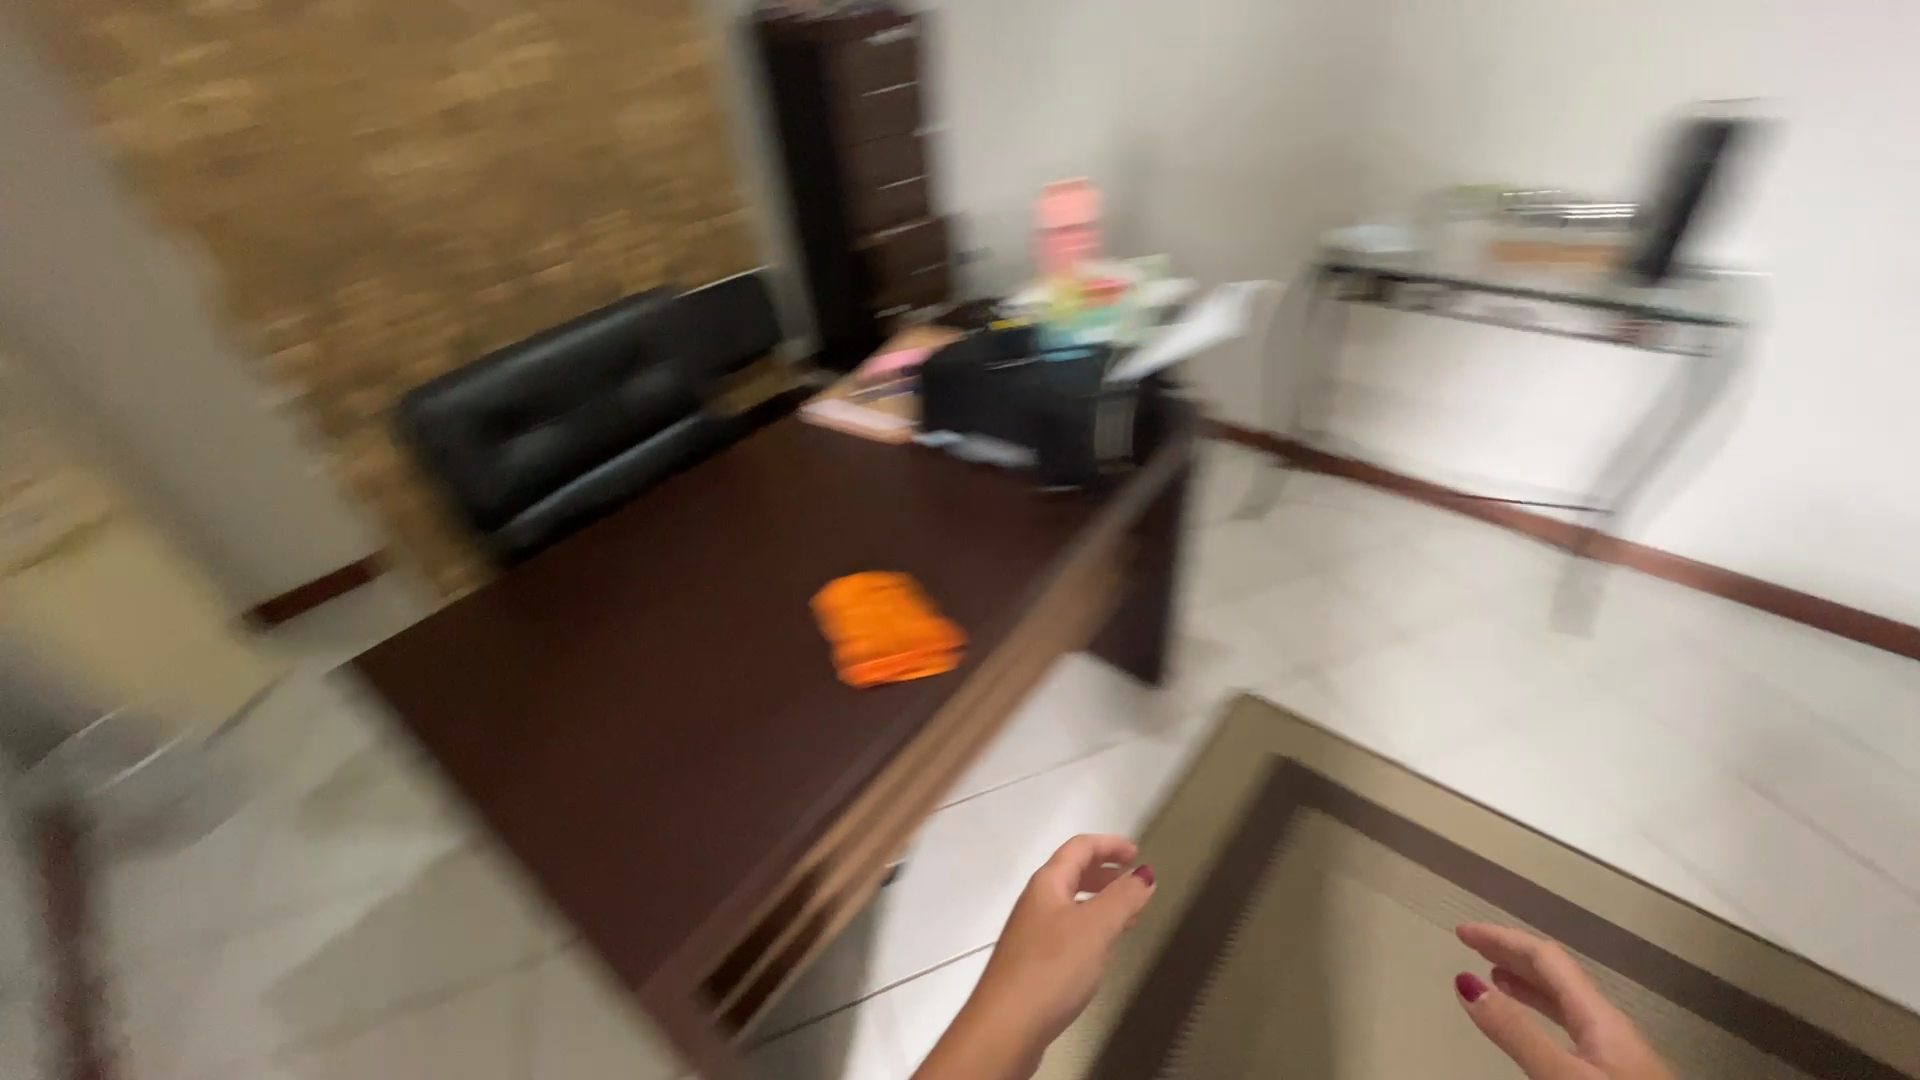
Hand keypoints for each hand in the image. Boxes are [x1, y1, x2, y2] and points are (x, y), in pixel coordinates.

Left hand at [913, 835, 1155, 1079]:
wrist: (1006, 1025)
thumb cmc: (1051, 968)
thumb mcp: (1095, 928)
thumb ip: (1122, 899)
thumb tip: (1143, 874)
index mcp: (1047, 883)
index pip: (1079, 847)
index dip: (1108, 844)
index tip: (1135, 851)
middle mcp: (1036, 900)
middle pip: (1071, 872)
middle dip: (1104, 871)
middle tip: (1132, 879)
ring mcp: (1031, 931)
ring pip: (1070, 902)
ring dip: (1099, 900)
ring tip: (1127, 913)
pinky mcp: (1033, 962)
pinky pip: (1067, 929)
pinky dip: (1090, 927)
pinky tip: (1101, 949)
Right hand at [1454, 923, 1674, 1079]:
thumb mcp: (1564, 1079)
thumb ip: (1516, 1033)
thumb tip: (1465, 982)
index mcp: (1602, 1020)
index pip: (1547, 958)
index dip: (1501, 938)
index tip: (1460, 932)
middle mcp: (1613, 1031)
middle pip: (1559, 975)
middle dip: (1512, 954)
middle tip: (1469, 945)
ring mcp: (1621, 1059)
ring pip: (1567, 1003)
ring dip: (1527, 983)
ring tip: (1493, 979)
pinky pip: (1573, 1030)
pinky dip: (1542, 1015)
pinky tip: (1535, 1033)